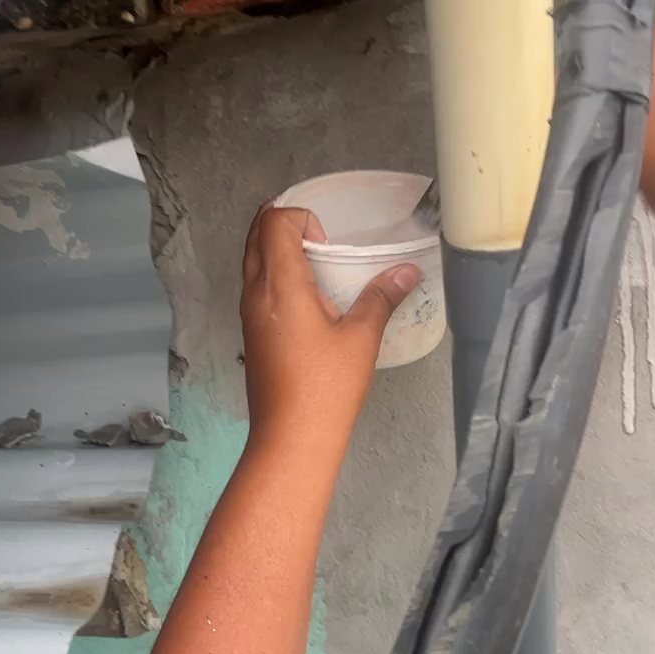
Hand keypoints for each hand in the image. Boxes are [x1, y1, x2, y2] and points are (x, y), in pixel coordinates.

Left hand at [239, 205, 419, 450]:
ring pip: (251, 259)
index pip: (274, 222)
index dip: (300, 217)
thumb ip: (381, 297)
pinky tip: (305, 297)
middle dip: (284, 222)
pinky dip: (272, 273)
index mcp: (279, 284)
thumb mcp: (361, 338)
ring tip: (315, 265)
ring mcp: (247, 313)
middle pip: (255, 233)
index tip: (328, 245)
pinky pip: (254, 284)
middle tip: (320, 239)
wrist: (291, 436)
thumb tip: (407, 271)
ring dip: (276, 247)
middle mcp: (254, 292)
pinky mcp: (250, 332)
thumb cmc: (326, 387)